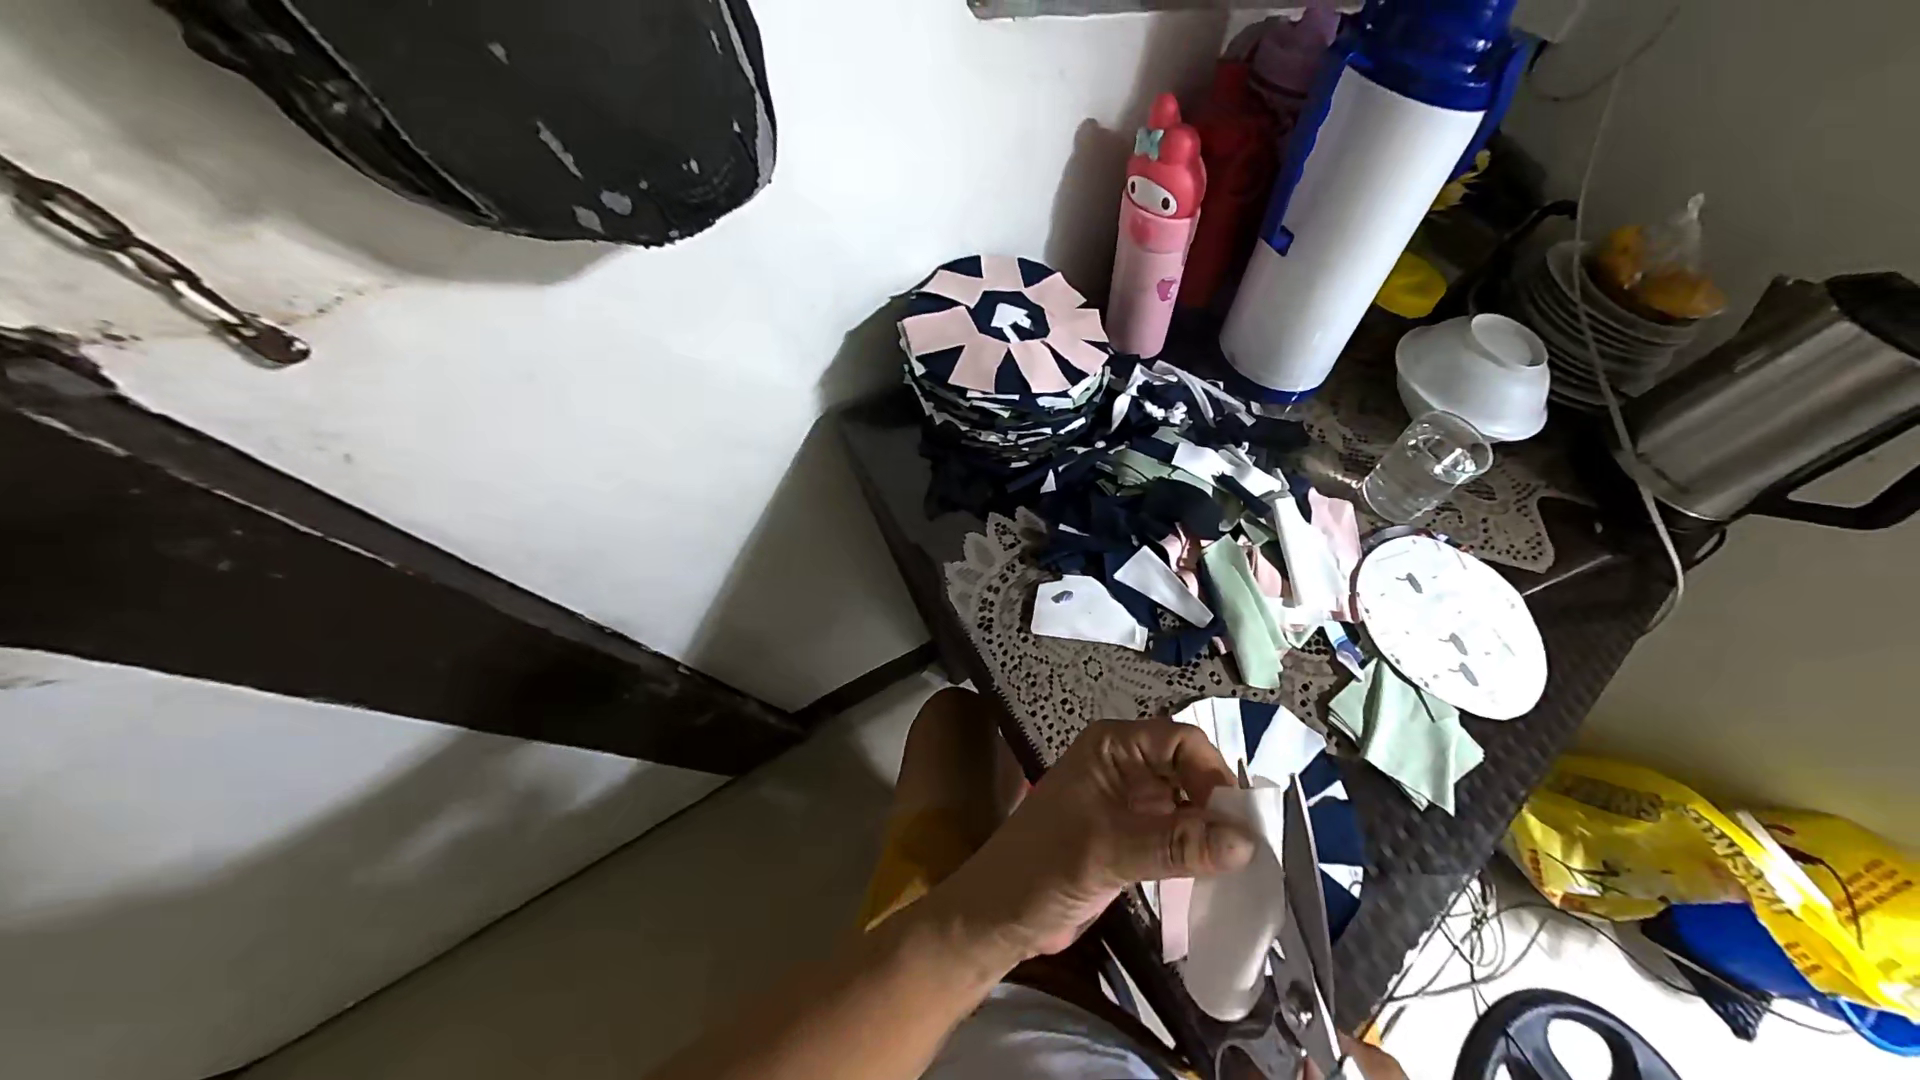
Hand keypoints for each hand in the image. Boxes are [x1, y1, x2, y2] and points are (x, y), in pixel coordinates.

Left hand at [924, 717, 1256, 964]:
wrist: (1002, 912)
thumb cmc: (1043, 867)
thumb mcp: (1108, 851)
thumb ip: (1176, 844)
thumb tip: (1247, 841)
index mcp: (1112, 747)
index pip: (1180, 741)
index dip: (1212, 773)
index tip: (1236, 821)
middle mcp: (1124, 765)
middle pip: (1189, 770)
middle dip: (1218, 803)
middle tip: (1249, 850)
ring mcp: (1129, 801)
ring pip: (1187, 803)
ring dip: (1213, 830)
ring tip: (1243, 866)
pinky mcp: (1132, 835)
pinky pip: (1178, 833)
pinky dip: (1199, 850)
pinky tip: (1219, 874)